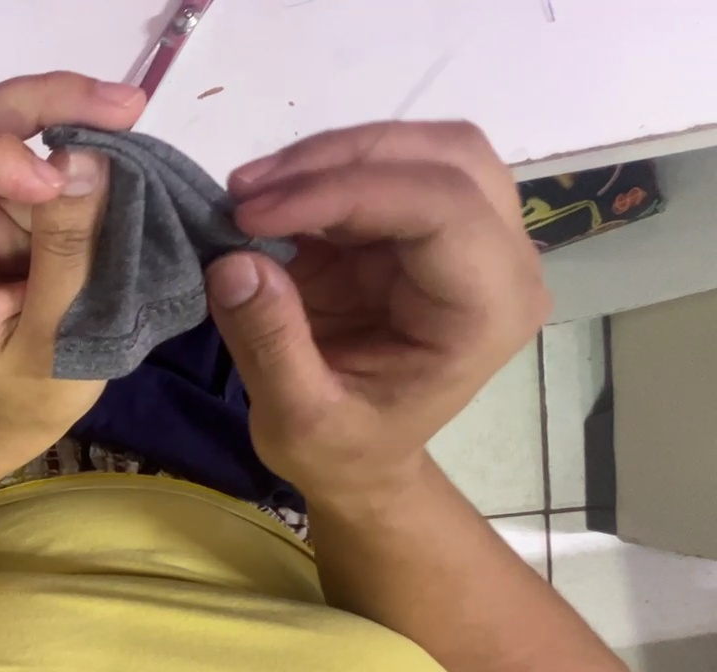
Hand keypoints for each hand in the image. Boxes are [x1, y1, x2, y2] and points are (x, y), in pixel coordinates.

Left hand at [0, 73, 146, 449]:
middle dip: (28, 106)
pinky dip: (75, 135)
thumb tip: (80, 159)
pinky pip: (34, 153)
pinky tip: (120, 137)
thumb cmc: (32, 393)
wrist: (27, 411)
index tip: (52, 180)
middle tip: (117, 106)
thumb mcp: (57, 339)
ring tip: (128, 113)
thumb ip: (67, 255)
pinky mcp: (8, 213)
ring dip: (60, 110)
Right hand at [204, 121, 550, 510]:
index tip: (247, 214)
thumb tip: (230, 262)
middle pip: (443, 159)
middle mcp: (495, 261)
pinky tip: (260, 204)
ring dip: (328, 159)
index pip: (439, 210)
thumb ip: (269, 342)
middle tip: (243, 191)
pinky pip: (375, 181)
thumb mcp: (296, 416)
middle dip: (338, 160)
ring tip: (245, 191)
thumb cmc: (339, 452)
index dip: (343, 195)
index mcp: (484, 310)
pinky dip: (314, 182)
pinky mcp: (408, 241)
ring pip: (417, 154)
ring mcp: (457, 244)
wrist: (357, 464)